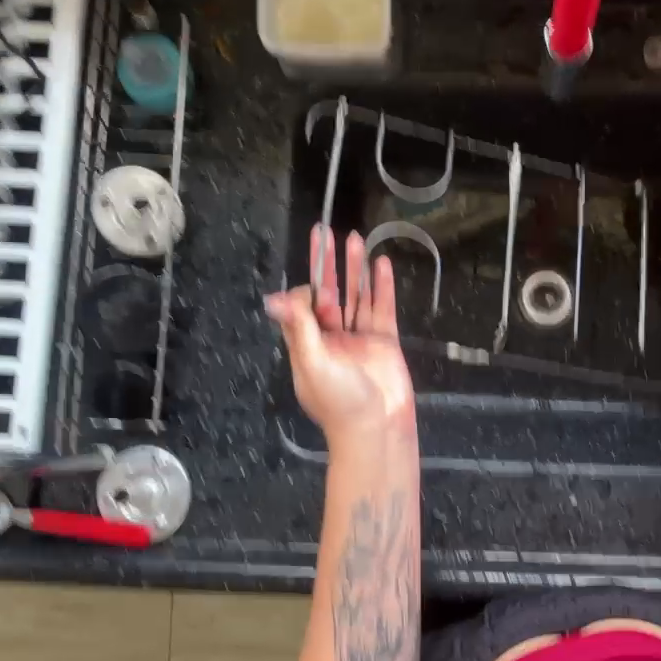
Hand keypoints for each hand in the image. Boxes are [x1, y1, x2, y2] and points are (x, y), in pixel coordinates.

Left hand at [264, 225, 415, 443]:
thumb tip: (275, 297)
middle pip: (329, 293)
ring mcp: (360, 338)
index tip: (315, 286)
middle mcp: (333, 337)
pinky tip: (381, 264)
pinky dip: (382, 286)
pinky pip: (382, 308)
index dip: (308, 289)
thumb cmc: (339, 400)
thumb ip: (299, 328)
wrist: (376, 428)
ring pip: (357, 296)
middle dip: (327, 264)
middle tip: (324, 232)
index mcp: (308, 344)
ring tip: (356, 238)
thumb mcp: (312, 363)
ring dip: (355, 268)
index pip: (303, 305)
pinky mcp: (385, 342)